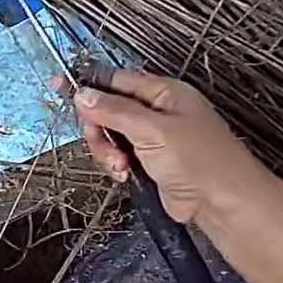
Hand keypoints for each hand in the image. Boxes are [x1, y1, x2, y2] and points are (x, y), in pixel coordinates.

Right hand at [58, 70, 276, 223]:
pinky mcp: (147, 161)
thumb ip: (114, 111)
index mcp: (163, 93)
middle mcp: (156, 112)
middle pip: (107, 110)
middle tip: (106, 145)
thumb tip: (83, 94)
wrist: (221, 202)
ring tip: (121, 165)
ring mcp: (151, 138)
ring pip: (109, 136)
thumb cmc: (200, 160)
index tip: (61, 85)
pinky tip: (126, 174)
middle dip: (99, 129)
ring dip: (107, 151)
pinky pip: (117, 156)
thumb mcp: (153, 130)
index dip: (88, 84)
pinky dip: (115, 165)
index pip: (116, 80)